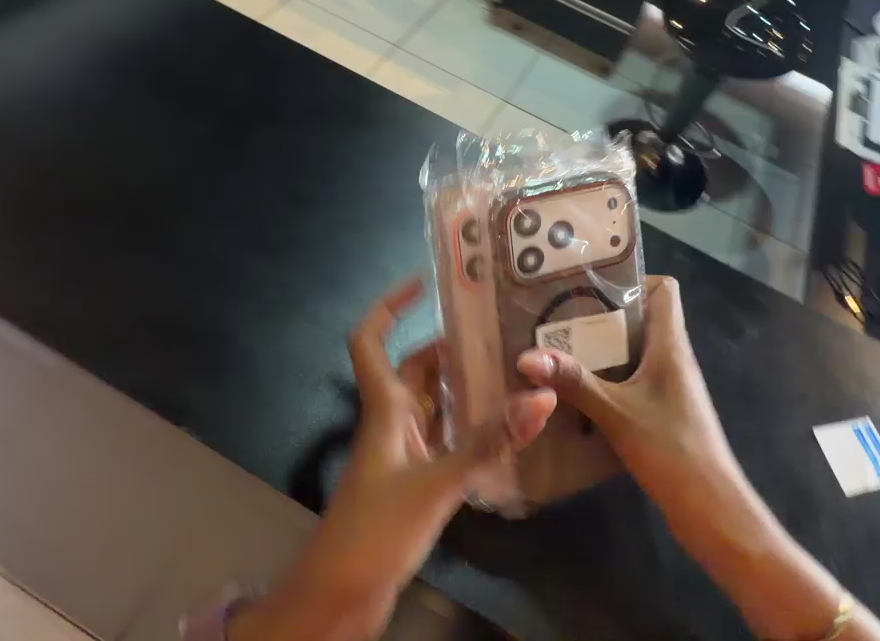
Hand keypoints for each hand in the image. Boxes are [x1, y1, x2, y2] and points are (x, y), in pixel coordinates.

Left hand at [231, 277, 556, 640]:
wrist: (339, 596)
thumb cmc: (376, 527)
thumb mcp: (436, 482)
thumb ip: (488, 442)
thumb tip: (541, 397)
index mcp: (383, 407)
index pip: (370, 340)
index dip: (389, 307)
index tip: (423, 283)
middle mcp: (391, 421)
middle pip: (415, 368)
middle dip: (449, 347)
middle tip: (499, 332)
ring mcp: (401, 453)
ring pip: (432, 403)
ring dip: (463, 386)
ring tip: (512, 371)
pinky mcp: (413, 482)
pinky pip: (443, 438)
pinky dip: (468, 427)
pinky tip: (503, 430)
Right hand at [515, 275, 741, 517]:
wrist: (711, 508)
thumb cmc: (671, 447)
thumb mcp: (615, 412)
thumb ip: (573, 381)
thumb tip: (525, 356)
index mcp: (671, 344)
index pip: (664, 289)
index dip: (633, 279)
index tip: (591, 285)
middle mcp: (673, 357)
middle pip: (642, 318)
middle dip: (601, 314)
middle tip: (559, 316)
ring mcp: (670, 386)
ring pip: (635, 350)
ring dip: (601, 349)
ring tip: (559, 349)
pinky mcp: (664, 411)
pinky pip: (633, 379)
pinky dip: (608, 378)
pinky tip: (577, 392)